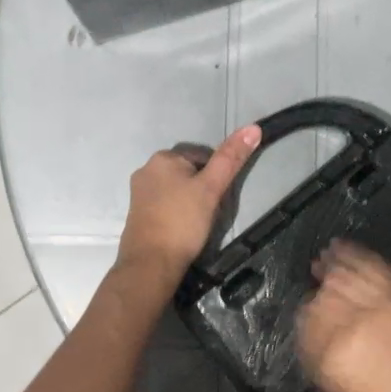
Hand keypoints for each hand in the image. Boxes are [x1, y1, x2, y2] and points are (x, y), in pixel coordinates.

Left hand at [114, 125, 260, 296]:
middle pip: (188, 172)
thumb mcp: (212, 188)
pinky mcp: (136, 212)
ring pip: (176, 189)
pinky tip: (182, 229)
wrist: (151, 264)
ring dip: (190, 201)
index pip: (202, 157)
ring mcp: (138, 192)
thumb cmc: (183, 222)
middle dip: (202, 188)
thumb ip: (231, 158)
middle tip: (209, 212)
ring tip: (197, 223)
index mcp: (163, 157)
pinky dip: (176, 212)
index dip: (215, 177)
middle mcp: (146, 169)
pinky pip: (164, 204)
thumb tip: (253, 127)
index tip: (218, 198)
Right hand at [299, 241, 390, 391]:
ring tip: (322, 263)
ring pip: (341, 277)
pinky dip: (352, 254)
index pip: (305, 328)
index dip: (304, 326)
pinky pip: (370, 266)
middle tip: (316, 300)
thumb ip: (332, 379)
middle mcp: (351, 325)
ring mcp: (378, 304)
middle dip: (316, 299)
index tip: (307, 327)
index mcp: (336, 360)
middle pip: (320, 299)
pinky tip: (341, 249)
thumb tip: (319, 356)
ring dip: (328, 269)